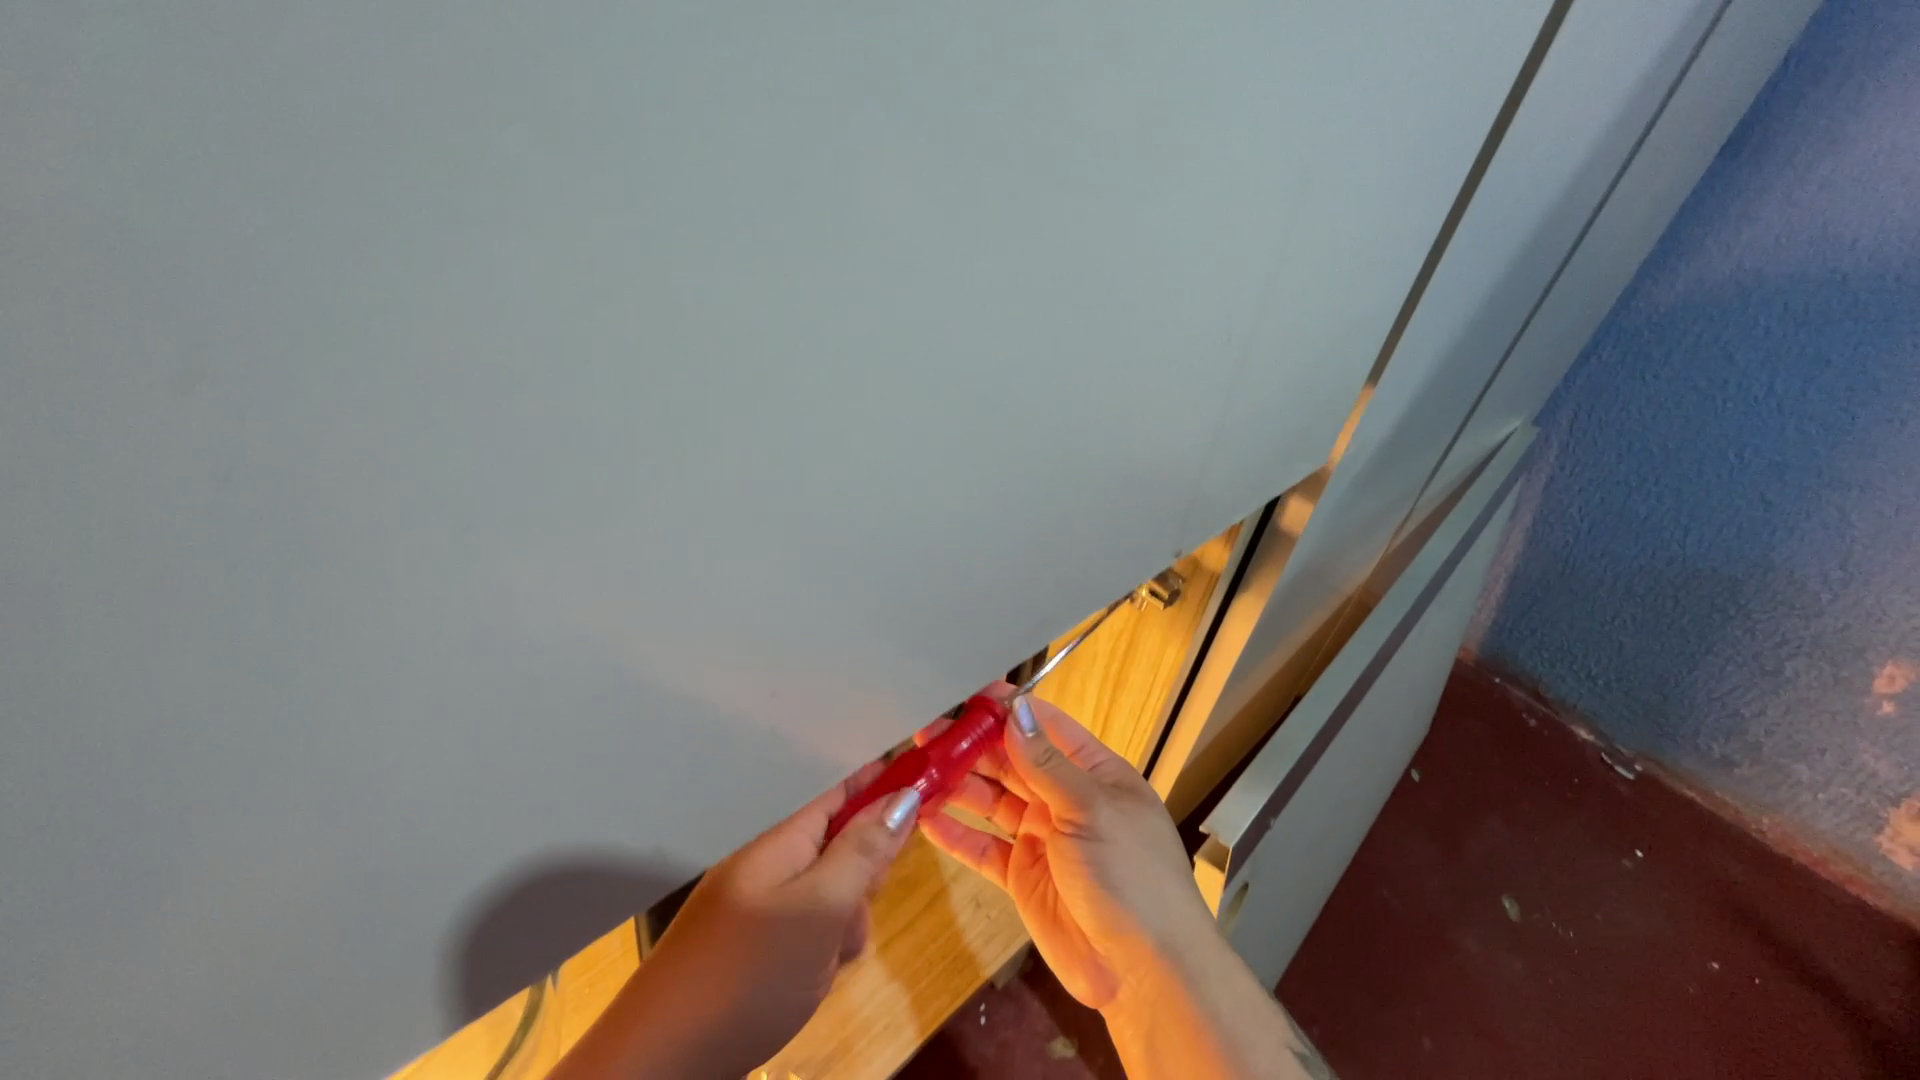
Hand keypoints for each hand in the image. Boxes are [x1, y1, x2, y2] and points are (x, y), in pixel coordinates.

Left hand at [550, 763, 920, 1079]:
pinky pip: (808, 931)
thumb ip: (864, 852)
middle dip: (864, 876)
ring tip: (826, 961)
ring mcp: (758, 909)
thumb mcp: (820, 910)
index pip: (841, 793)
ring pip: (829, 896)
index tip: (927, 775)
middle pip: (839, 845)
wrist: (661, 1064)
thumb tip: (903, 796)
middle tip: (854, 915)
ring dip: (844, 922)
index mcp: (780, 843)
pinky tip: (812, 980)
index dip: (883, 782)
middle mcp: (768, 866)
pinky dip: (822, 949)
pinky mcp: (754, 950)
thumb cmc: (747, 975)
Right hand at [919, 685, 1333, 1078]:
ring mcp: (1043, 838)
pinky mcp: (1023, 877)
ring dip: (958, 785)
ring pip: (993, 801)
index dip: (1009, 709)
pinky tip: (926, 819)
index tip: (967, 694)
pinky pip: (984, 847)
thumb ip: (1047, 763)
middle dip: (972, 747)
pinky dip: (957, 834)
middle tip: (926, 732)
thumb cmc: (1130, 875)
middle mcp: (1067, 799)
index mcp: (1095, 774)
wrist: (1143, 970)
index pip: (1046, 728)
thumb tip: (1017, 710)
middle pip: (1012, 762)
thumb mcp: (1091, 809)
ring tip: (917, 769)